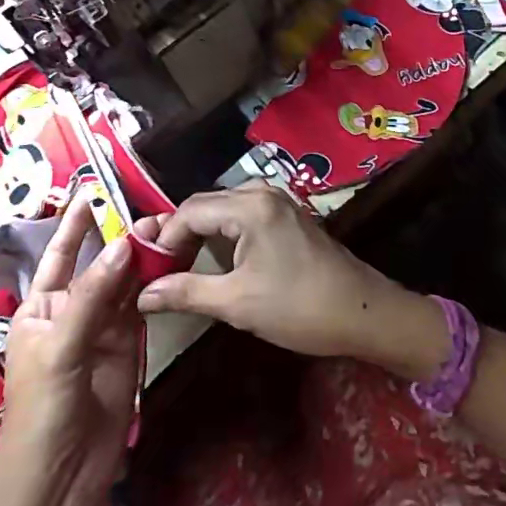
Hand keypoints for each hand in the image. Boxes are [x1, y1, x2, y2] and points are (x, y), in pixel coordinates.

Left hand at [0, 204, 139, 505]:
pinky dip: (156, 282)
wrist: (66, 473)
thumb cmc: (42, 407)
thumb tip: (124, 243)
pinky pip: (142, 303)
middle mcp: (72, 308)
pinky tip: (171, 259)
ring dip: (143, 257)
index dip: (75, 223)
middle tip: (152, 209)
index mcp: (41, 306)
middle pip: (99, 264)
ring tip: (168, 227)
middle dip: (120, 237)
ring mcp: (102, 325)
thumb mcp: (60, 347)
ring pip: (124, 281)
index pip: (60, 254)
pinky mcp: (129, 342)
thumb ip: (92, 295)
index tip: (92, 188)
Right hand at [135, 181, 449, 381]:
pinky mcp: (288, 214)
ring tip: (182, 268)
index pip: (188, 211)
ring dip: (201, 234)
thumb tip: (142, 294)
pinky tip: (216, 261)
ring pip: (223, 209)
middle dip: (180, 235)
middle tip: (161, 271)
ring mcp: (278, 201)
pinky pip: (243, 214)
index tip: (149, 272)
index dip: (163, 240)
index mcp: (249, 206)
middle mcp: (262, 192)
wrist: (363, 313)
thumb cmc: (298, 307)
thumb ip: (185, 292)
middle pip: (205, 204)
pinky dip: (223, 234)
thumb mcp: (236, 303)